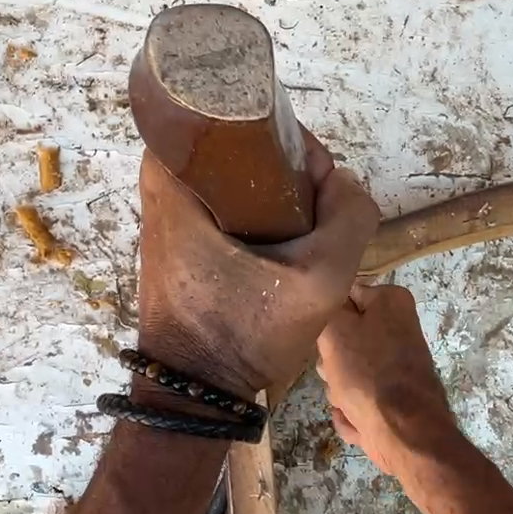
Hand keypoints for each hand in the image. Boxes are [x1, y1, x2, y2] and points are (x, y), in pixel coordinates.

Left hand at [136, 134, 379, 400]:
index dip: (293, 143)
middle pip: (241, 145)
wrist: (196, 395)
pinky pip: (227, 202)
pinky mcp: (175, 237)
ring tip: (303, 229)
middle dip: (288, 169)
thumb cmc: (247, 333)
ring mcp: (165, 211)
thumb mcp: (321, 278)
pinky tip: (282, 244)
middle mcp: (160, 184)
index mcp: (176, 176)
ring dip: (277, 194)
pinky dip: (258, 213)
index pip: (241, 118)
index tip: (316, 183)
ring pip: (237, 175)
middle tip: (315, 209)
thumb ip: (351, 216)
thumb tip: (341, 180)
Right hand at [316, 283, 459, 474]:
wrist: (404, 434)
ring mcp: (395, 367)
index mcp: (391, 302)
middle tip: (334, 371)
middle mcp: (398, 330)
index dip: (328, 319)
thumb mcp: (336, 329)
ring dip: (339, 390)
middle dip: (332, 361)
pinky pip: (357, 400)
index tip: (323, 337)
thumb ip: (327, 308)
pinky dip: (353, 412)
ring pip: (347, 372)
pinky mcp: (392, 399)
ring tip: (348, 399)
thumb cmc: (368, 373)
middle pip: (344, 339)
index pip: (344, 297)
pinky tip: (357, 419)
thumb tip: (328, 304)